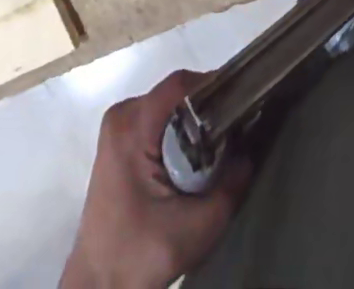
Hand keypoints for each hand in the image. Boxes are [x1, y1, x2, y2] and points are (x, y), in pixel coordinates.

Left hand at [60, 71, 251, 288]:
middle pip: (176, 92)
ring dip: (196, 120)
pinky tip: (198, 157)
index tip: (245, 100)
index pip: (180, 84)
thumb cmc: (143, 252)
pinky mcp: (120, 142)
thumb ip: (231, 183)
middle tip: (239, 129)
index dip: (215, 85)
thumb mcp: (199, 225)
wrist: (101, 284)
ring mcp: (118, 127)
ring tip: (222, 145)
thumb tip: (252, 149)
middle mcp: (121, 116)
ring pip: (169, 105)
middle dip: (209, 106)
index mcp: (132, 127)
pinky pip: (158, 119)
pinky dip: (181, 131)